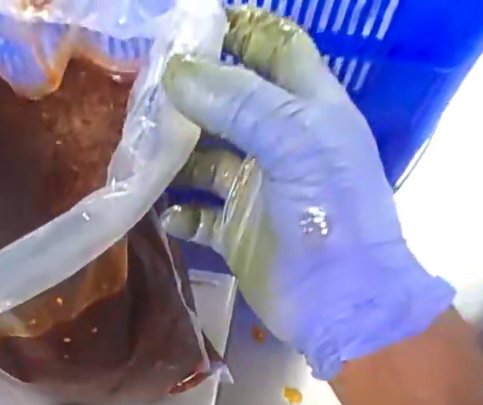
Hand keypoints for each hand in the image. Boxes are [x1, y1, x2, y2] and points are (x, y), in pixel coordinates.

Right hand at [160, 9, 452, 379]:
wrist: (341, 300)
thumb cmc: (330, 211)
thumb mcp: (291, 140)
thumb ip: (238, 101)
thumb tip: (177, 72)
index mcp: (309, 111)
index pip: (278, 52)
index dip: (242, 33)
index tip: (193, 27)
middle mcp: (281, 147)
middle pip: (232, 107)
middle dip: (194, 96)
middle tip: (146, 90)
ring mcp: (258, 193)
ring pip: (208, 163)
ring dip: (177, 156)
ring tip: (141, 150)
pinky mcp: (239, 237)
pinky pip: (200, 218)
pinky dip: (180, 214)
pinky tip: (161, 211)